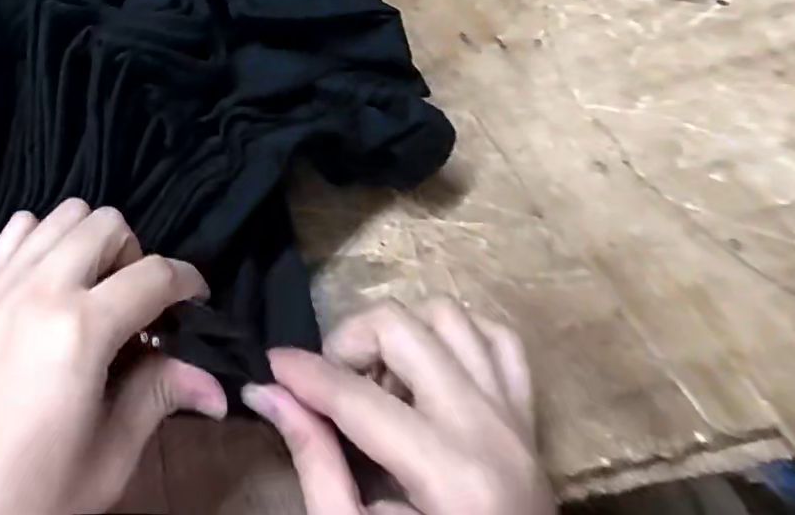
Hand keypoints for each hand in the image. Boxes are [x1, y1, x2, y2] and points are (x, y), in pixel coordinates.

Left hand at [0, 199, 227, 514]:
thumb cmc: (34, 492)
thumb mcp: (108, 457)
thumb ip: (158, 396)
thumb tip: (214, 384)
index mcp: (80, 329)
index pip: (152, 275)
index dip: (187, 282)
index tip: (196, 301)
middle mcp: (42, 286)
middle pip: (107, 223)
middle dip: (135, 256)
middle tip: (137, 307)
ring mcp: (4, 280)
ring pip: (64, 214)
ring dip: (91, 241)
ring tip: (94, 291)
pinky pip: (19, 228)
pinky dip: (45, 238)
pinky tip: (50, 281)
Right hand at [242, 298, 553, 514]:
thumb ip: (312, 458)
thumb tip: (264, 390)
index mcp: (453, 477)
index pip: (353, 393)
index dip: (299, 372)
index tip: (270, 367)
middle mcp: (490, 432)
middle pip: (399, 326)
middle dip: (347, 342)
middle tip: (328, 387)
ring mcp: (517, 421)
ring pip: (448, 317)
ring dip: (401, 337)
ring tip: (380, 382)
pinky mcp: (530, 420)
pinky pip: (497, 339)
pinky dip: (454, 339)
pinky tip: (426, 370)